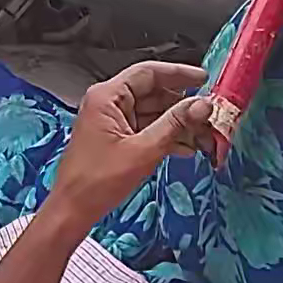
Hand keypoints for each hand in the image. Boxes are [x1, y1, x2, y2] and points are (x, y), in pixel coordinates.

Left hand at [47, 62, 212, 223]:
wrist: (73, 209)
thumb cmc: (95, 182)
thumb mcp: (143, 150)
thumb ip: (174, 124)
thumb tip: (201, 105)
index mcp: (107, 97)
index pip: (149, 73)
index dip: (179, 74)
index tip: (203, 79)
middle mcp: (108, 103)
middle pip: (154, 92)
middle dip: (183, 105)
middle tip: (209, 115)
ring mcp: (112, 120)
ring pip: (153, 112)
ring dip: (178, 123)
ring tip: (202, 134)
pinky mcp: (117, 137)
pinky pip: (147, 128)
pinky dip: (166, 136)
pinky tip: (186, 147)